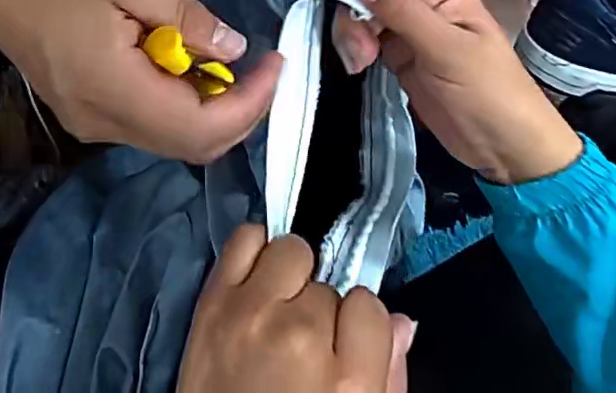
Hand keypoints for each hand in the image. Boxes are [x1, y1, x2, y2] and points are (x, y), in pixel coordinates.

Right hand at [0, 0, 283, 163]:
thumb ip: (187, 18)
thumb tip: (236, 49)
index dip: (249, 105)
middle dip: (242, 111)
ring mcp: (95, 127)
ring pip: (177, 140)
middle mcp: (105, 124)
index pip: (199, 128)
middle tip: (264, 64)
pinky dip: (188, 104)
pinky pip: (155, 125)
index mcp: (113, 89)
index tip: (276, 64)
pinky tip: (194, 66)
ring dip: (218, 109)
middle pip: (193, 145)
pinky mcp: (92, 119)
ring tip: (236, 62)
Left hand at [178, 225, 415, 392]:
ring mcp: (253, 314)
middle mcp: (302, 338)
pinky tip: (255, 284)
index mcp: (348, 383)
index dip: (359, 322)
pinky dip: (254, 252)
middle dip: (320, 307)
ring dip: (289, 275)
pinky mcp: (213, 302)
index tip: (345, 342)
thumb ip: (388, 377)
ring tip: (278, 309)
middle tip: (303, 340)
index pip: (370, 305)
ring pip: (291, 251)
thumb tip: (401, 322)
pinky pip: (245, 238)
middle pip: (328, 283)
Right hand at [345, 0, 583, 184]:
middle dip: (356, 18)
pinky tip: (358, 67)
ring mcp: (408, 33)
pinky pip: (366, 43)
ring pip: (363, 19)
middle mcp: (421, 5)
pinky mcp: (399, 59)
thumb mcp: (447, 49)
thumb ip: (402, 11)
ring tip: (359, 64)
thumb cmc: (489, 92)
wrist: (507, 151)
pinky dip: (356, 52)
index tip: (344, 5)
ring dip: (353, 37)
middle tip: (359, 51)